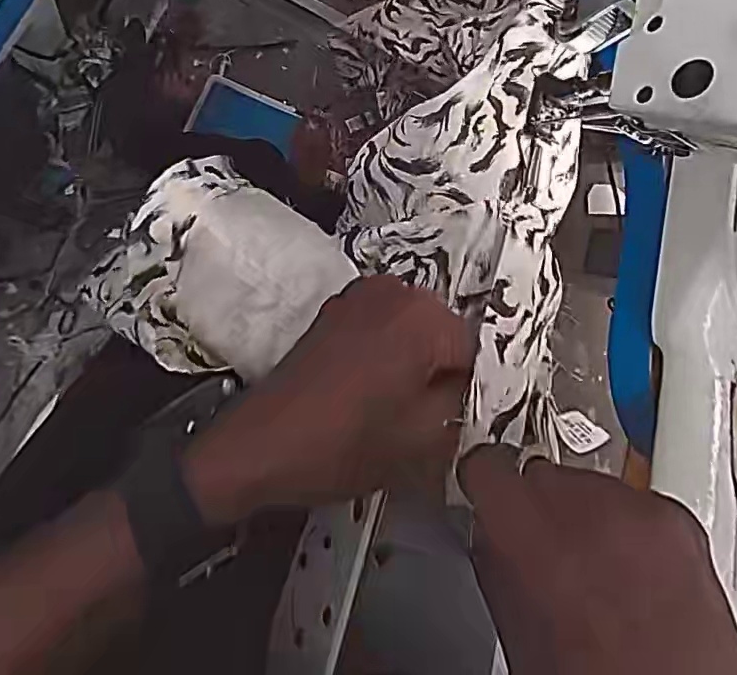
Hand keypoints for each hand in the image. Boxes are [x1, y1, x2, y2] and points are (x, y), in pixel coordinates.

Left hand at [181, 275, 473, 524]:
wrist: (260, 445)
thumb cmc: (340, 444)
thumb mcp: (423, 440)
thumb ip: (463, 404)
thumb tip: (471, 390)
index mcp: (423, 317)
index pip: (476, 349)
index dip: (472, 388)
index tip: (462, 415)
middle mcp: (396, 291)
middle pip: (446, 331)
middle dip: (444, 369)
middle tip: (430, 413)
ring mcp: (364, 294)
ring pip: (416, 327)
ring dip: (417, 358)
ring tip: (398, 402)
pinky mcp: (340, 307)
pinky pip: (385, 324)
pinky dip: (389, 348)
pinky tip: (373, 386)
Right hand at [461, 446, 736, 674]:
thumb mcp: (518, 631)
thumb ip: (500, 563)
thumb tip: (495, 535)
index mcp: (522, 531)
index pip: (488, 465)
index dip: (486, 475)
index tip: (488, 480)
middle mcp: (577, 503)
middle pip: (544, 474)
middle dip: (545, 505)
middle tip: (556, 553)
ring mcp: (631, 506)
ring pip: (593, 484)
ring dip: (592, 516)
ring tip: (602, 575)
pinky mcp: (676, 518)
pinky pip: (639, 505)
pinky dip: (635, 530)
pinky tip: (638, 577)